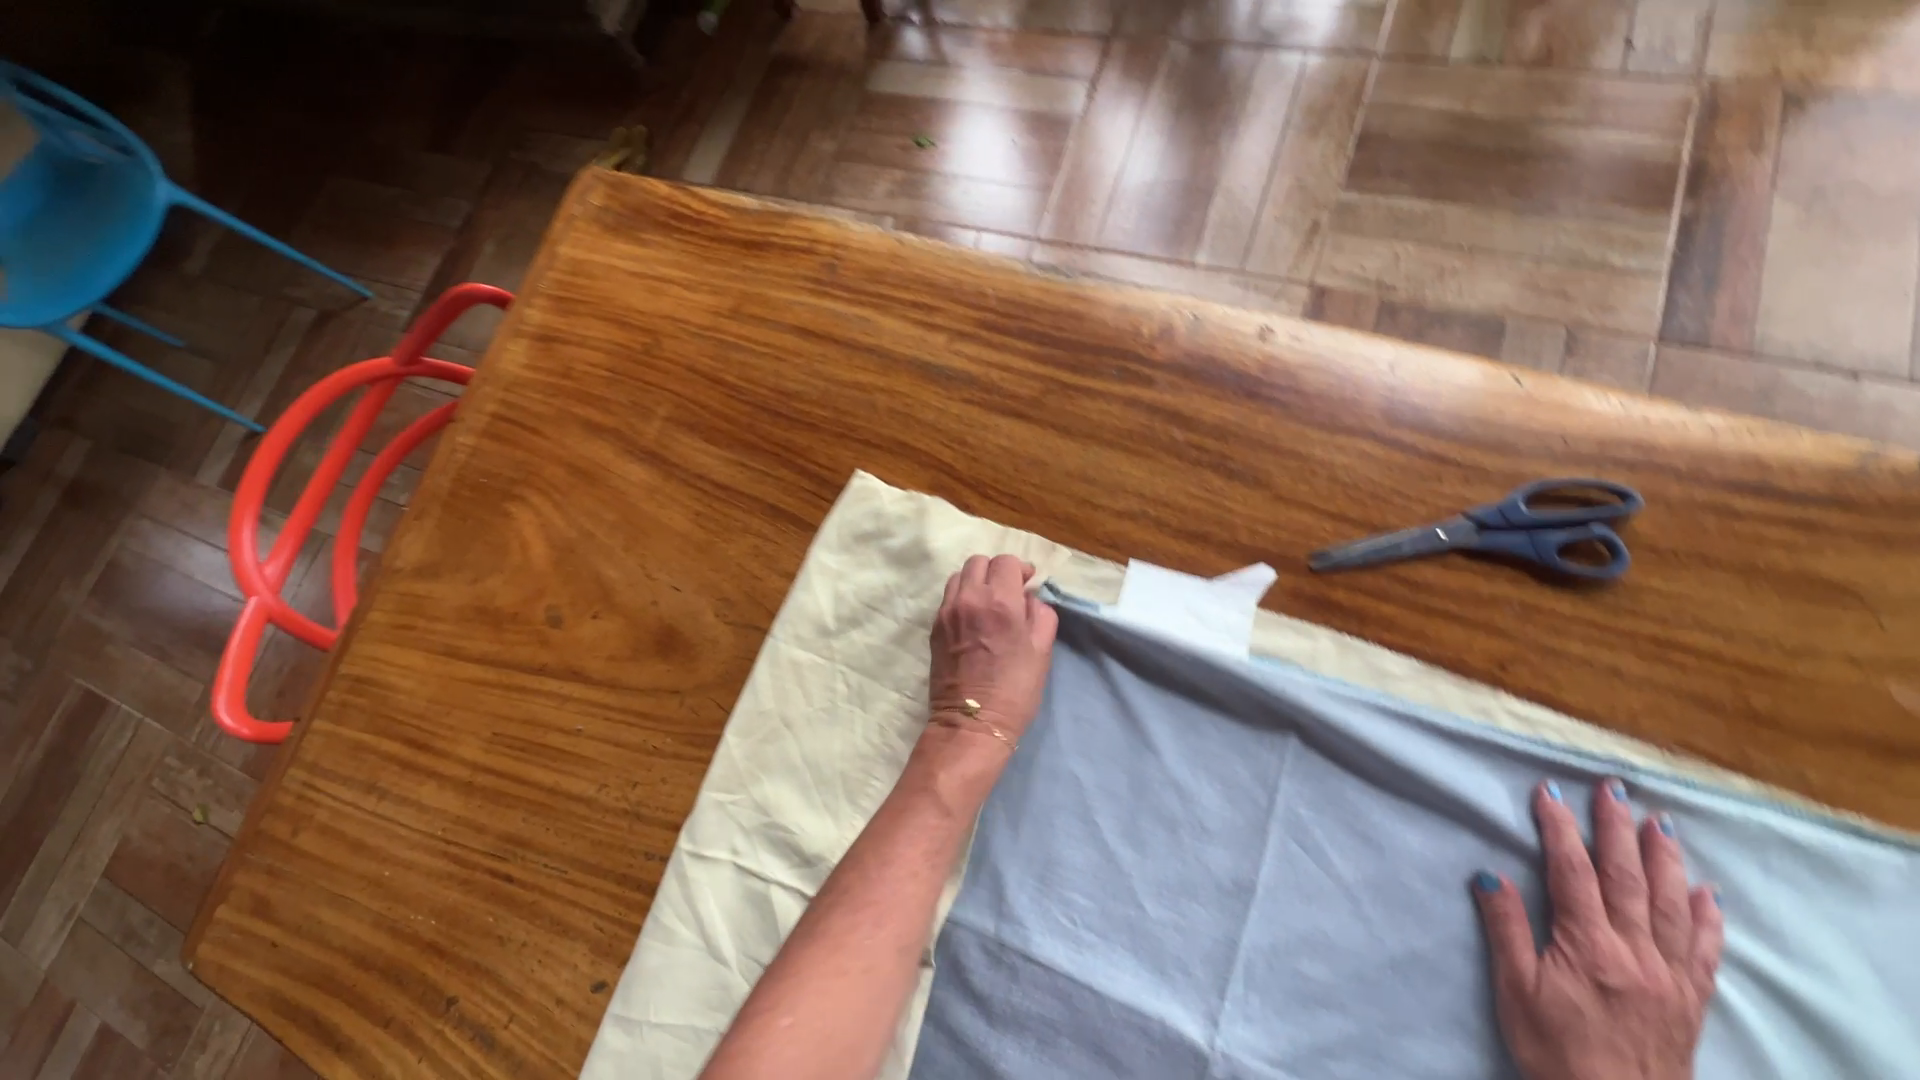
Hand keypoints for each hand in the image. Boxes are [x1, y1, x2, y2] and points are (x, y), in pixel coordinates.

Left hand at [927, 554, 1058, 748]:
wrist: (972, 724)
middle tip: (1008, 591)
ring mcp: (946, 612)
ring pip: (959, 577)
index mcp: (999, 601)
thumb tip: (1030, 598)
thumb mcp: (1042, 651)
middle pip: (978, 562)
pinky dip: (962, 598)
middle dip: (996, 571)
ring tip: (988, 603)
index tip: (1027, 584)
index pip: (1006, 562)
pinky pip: (948, 598)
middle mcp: (969, 599)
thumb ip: (1041, 615)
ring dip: (976, 582)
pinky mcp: (934, 628)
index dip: (1020, 568)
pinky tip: (973, 619)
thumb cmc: (1015, 690)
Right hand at [1474, 779, 1723, 1079]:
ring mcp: (1670, 974)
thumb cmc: (1554, 1049)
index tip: (1548, 791)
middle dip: (1616, 827)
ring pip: (1671, 903)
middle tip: (1613, 788)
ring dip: (1663, 858)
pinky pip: (1705, 948)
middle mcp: (1636, 951)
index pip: (1572, 871)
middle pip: (1626, 877)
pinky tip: (1706, 890)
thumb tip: (1488, 874)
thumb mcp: (1515, 990)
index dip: (1559, 828)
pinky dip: (1708, 915)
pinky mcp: (1690, 997)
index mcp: (1589, 945)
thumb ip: (1506, 929)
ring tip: (1659, 822)